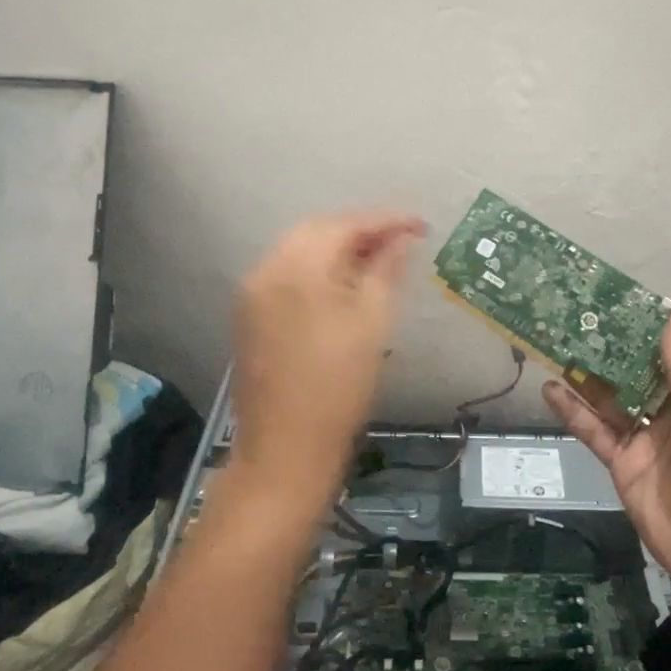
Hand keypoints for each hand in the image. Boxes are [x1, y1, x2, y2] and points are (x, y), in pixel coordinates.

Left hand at [231, 210, 426, 494]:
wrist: (285, 450)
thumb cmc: (339, 386)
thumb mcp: (373, 324)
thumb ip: (385, 271)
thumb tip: (400, 240)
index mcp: (298, 267)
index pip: (346, 224)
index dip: (386, 220)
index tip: (421, 225)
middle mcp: (267, 268)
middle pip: (318, 230)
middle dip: (360, 230)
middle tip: (401, 242)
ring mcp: (252, 292)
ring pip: (299, 250)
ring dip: (337, 248)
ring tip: (378, 261)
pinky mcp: (248, 315)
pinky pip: (286, 274)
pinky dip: (316, 270)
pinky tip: (343, 285)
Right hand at [544, 313, 670, 604]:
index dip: (645, 326)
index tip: (615, 298)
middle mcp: (670, 410)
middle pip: (633, 371)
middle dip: (607, 346)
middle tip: (570, 315)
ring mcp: (644, 438)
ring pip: (609, 398)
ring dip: (584, 374)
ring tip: (551, 342)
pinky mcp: (623, 464)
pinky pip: (595, 432)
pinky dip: (573, 411)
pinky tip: (550, 389)